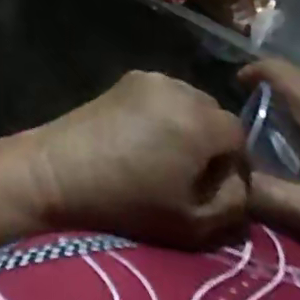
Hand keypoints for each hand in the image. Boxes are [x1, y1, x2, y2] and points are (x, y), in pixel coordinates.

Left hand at [21, 71, 247, 248]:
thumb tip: (239, 178)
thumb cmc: (127, 199)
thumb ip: (235, 201)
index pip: (240, 138)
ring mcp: (148, 77)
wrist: (58, 170)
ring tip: (162, 156)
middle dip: (210, 142)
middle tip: (187, 173)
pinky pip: (161, 95)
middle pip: (213, 114)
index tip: (211, 188)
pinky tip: (141, 139)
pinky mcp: (124, 79)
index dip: (233, 166)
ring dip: (186, 125)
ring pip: (188, 102)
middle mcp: (178, 87)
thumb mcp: (196, 222)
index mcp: (200, 118)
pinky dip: (162, 114)